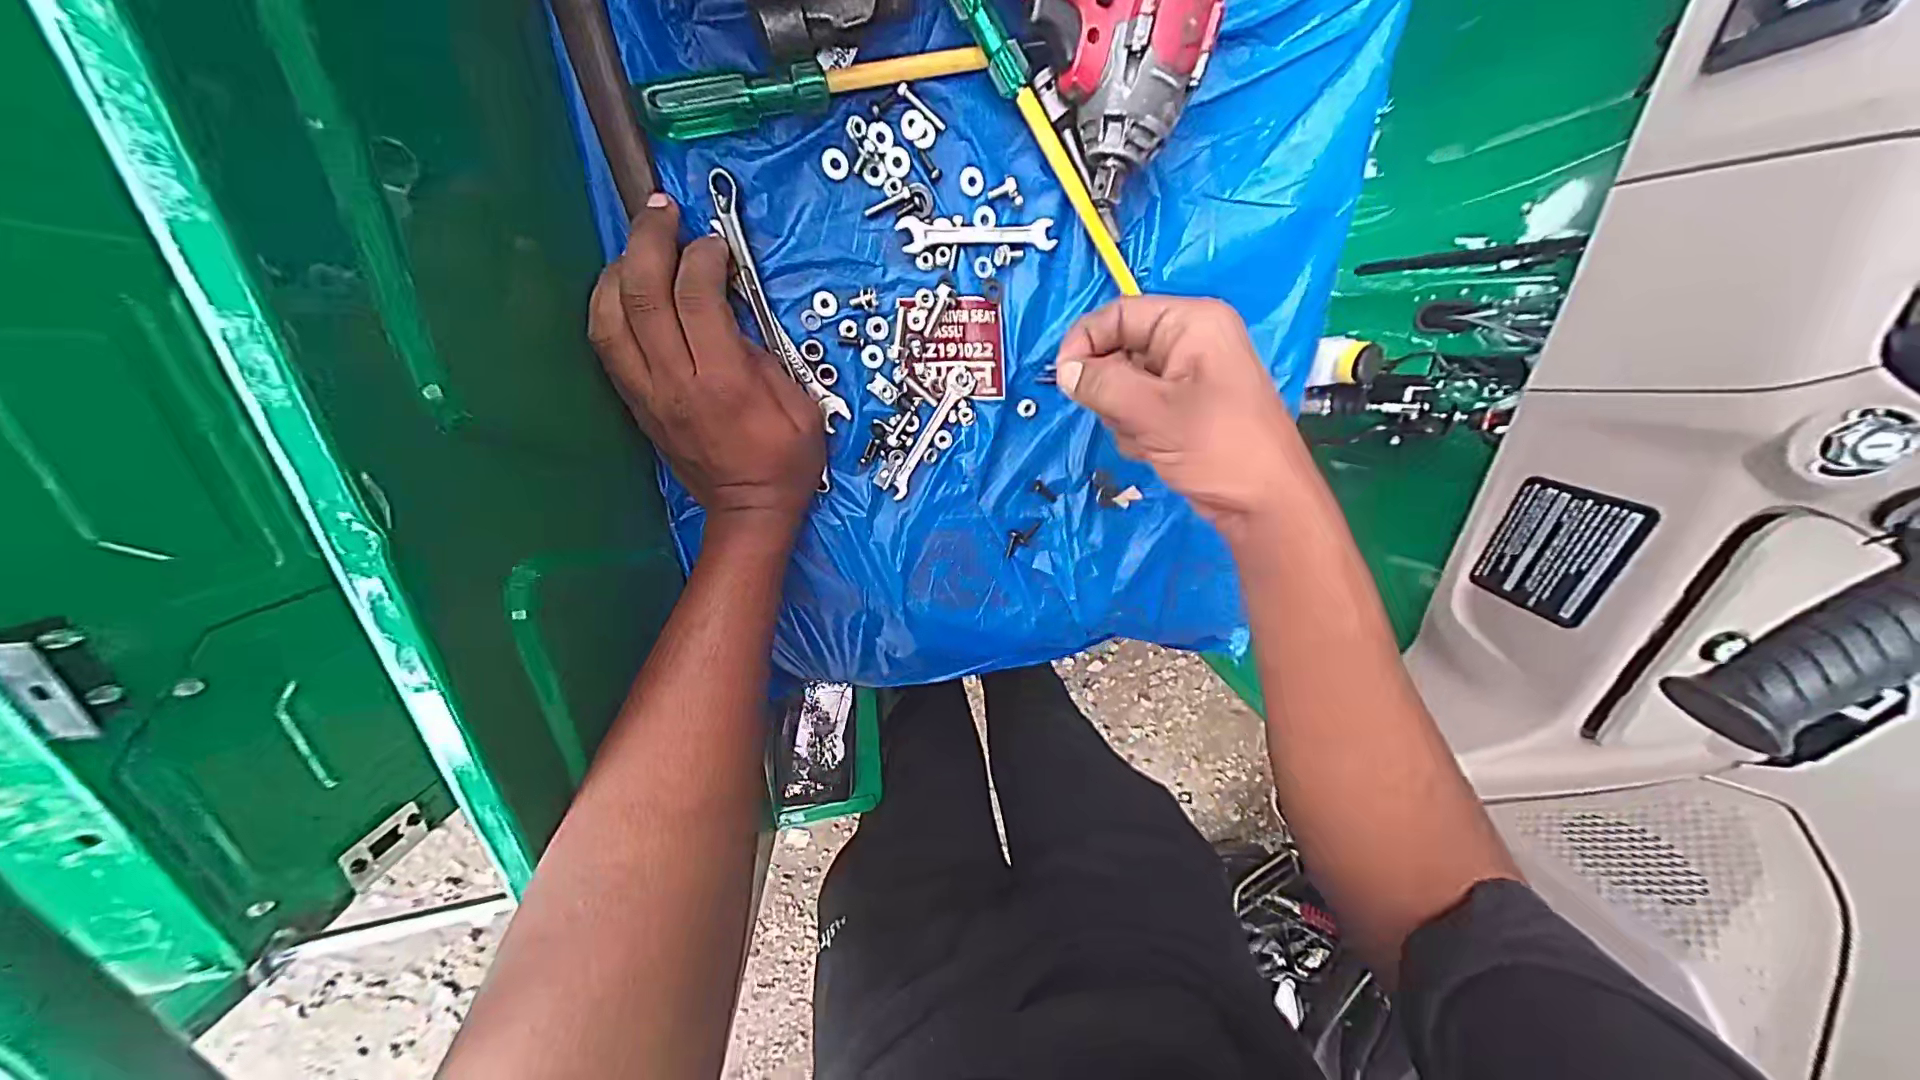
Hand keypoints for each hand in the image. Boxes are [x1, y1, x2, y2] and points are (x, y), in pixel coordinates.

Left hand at [588, 193, 823, 534]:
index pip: (697, 297)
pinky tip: (622, 288)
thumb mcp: (802, 407)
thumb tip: (733, 320)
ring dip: (618, 269)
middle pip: (642, 294)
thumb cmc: (784, 463)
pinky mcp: (637, 404)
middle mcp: (676, 383)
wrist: (749, 508)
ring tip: (638, 246)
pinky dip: (607, 306)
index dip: (704, 256)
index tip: (718, 245)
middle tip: (663, 212)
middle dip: (650, 239)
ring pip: (609, 317)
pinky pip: (606, 345)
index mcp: (725, 382)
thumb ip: (767, 357)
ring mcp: (649, 394)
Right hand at [1056, 296, 1311, 538]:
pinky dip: (1135, 429)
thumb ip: (1101, 385)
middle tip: (1125, 417)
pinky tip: (1155, 447)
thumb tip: (1063, 372)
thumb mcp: (1152, 412)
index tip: (1063, 378)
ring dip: (1122, 415)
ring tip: (1149, 437)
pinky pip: (1136, 407)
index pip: (1118, 314)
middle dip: (1110, 390)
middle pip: (1118, 350)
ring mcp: (1185, 375)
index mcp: (1191, 322)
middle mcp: (1188, 341)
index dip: (1085, 342)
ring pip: (1122, 384)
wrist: (1262, 501)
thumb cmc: (1219, 447)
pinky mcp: (1181, 406)